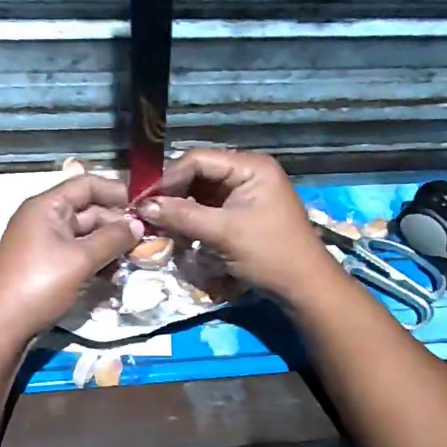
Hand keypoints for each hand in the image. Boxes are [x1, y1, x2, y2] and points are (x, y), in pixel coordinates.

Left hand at [0, 174, 142, 336]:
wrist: (1, 326)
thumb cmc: (40, 284)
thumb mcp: (81, 260)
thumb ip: (113, 239)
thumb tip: (138, 225)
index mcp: (46, 206)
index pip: (87, 184)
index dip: (117, 191)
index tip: (146, 205)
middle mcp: (42, 218)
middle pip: (87, 210)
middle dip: (116, 224)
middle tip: (147, 240)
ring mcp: (41, 243)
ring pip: (83, 236)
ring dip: (108, 246)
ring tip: (133, 260)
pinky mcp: (42, 265)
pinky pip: (74, 254)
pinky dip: (93, 261)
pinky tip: (112, 275)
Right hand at [134, 148, 334, 299]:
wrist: (304, 286)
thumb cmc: (270, 254)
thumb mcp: (223, 233)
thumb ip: (182, 216)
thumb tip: (143, 206)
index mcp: (250, 166)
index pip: (197, 159)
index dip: (167, 177)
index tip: (142, 199)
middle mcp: (246, 172)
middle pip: (196, 172)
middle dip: (170, 191)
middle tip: (144, 211)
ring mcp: (243, 191)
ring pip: (198, 190)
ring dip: (177, 205)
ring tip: (155, 220)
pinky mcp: (239, 210)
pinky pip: (206, 206)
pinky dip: (189, 216)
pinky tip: (173, 227)